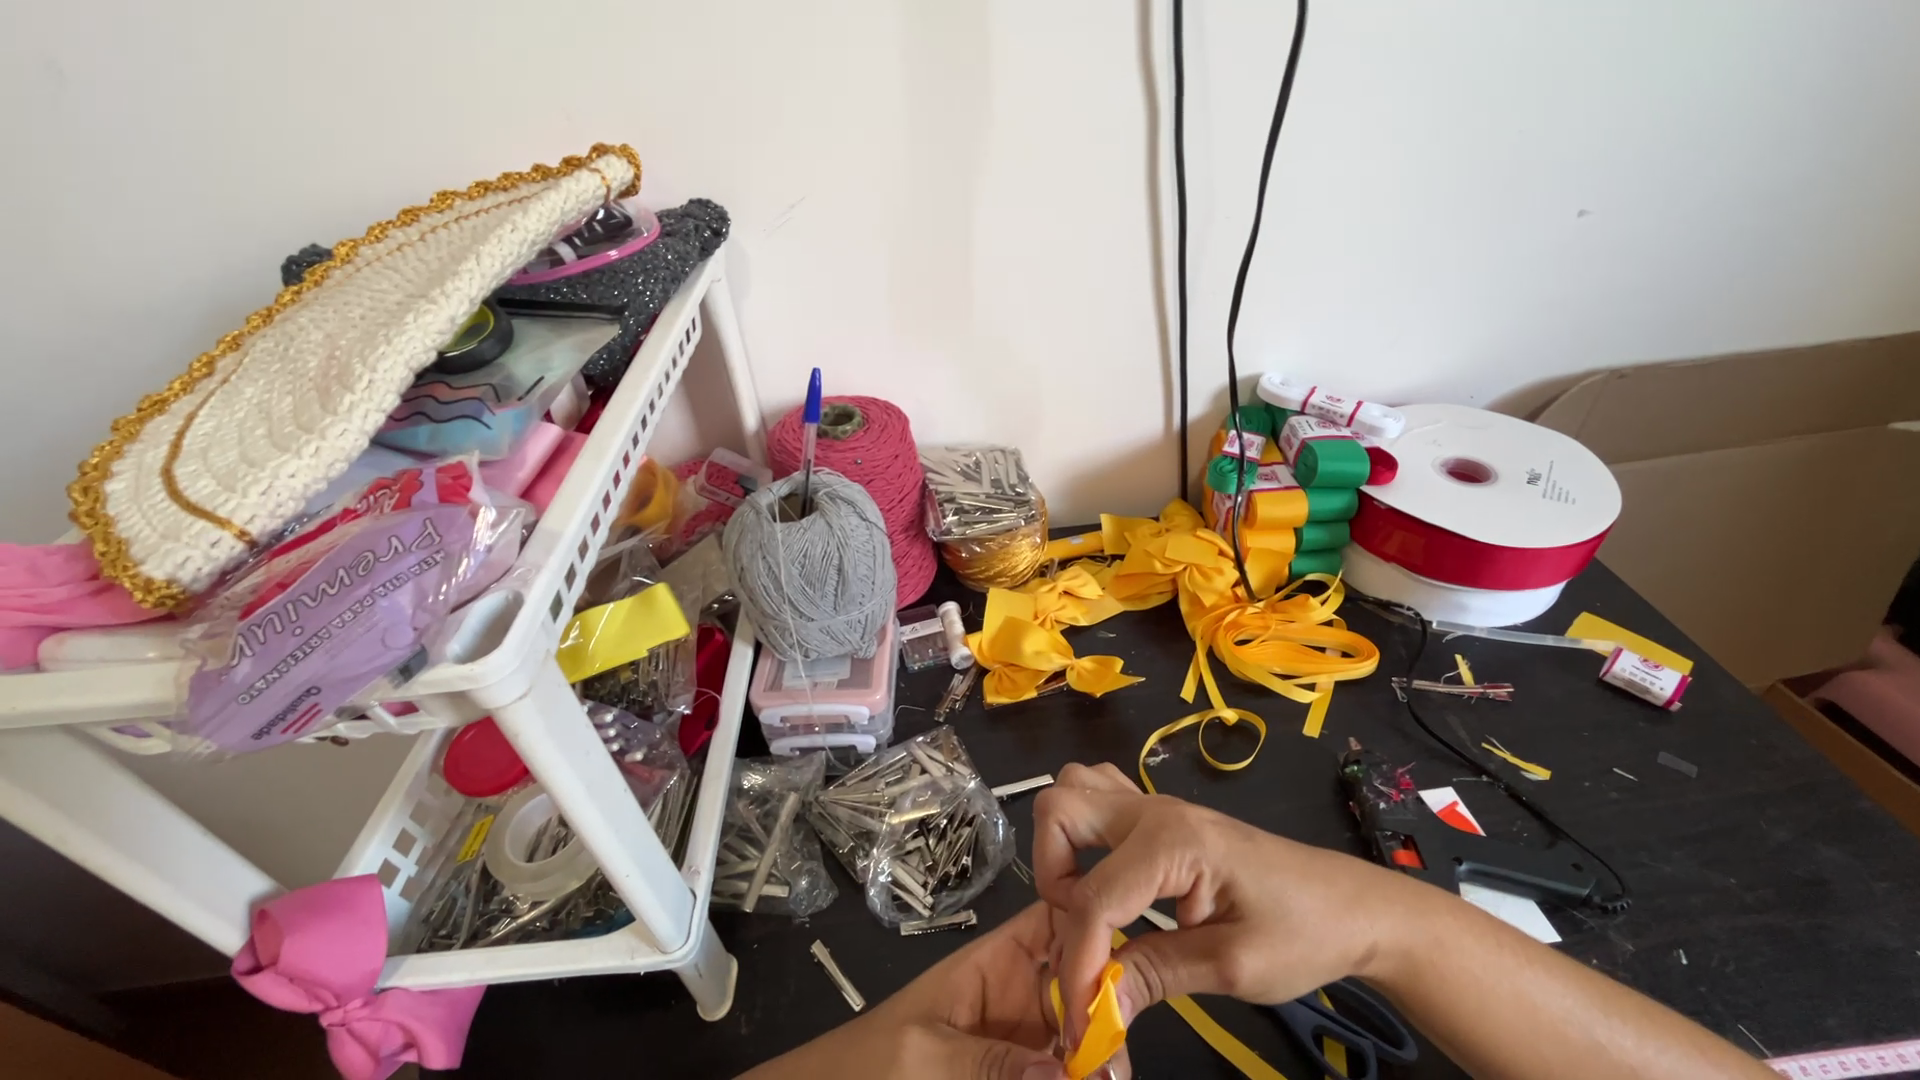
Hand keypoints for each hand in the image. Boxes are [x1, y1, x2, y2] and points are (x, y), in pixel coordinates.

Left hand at [739, 901, 1082, 1079]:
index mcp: (996, 961)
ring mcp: (1025, 1041)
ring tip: (1108, 1077)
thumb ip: (989, 1062)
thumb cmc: (869, 1064)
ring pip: (1082, 1035)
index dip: (1094, 934)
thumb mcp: (922, 1057)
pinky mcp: (1022, 1072)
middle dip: (1108, 1012)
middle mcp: (1022, 995)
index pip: (1057, 923)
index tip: (1119, 978)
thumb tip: (1066, 1072)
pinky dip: (1081, 1073)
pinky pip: (1060, 1069)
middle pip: (1084, 985)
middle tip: (1114, 1060)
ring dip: (1101, 1054)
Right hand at [1032, 762, 1418, 1049]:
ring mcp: (1156, 805)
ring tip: (1091, 899)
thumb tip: (1094, 1007)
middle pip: (1059, 809)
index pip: (1095, 898)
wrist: (1352, 905)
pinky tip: (1107, 868)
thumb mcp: (1232, 967)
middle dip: (1053, 876)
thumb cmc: (1303, 933)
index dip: (1078, 960)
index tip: (1081, 1016)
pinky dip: (1085, 828)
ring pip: (1075, 790)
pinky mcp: (1163, 813)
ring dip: (1063, 845)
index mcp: (1174, 843)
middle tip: (1082, 929)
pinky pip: (1102, 792)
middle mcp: (1154, 810)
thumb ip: (1154, 975)